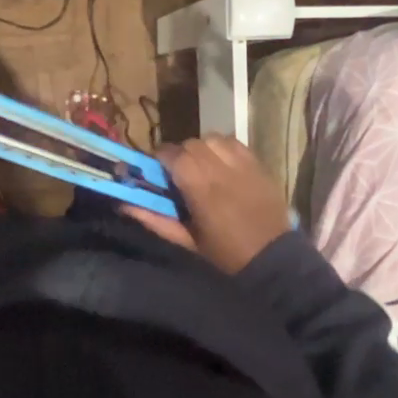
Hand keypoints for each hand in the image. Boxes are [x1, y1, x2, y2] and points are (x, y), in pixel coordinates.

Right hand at [123, 135, 290, 273]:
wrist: (273, 258)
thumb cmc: (225, 254)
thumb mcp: (186, 241)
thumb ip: (154, 220)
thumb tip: (124, 204)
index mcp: (201, 190)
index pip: (173, 155)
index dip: (160, 158)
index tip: (157, 171)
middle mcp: (221, 171)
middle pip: (191, 144)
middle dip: (179, 154)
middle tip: (178, 173)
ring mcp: (243, 165)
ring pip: (212, 138)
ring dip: (201, 148)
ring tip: (201, 166)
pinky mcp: (258, 165)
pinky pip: (234, 142)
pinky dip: (222, 147)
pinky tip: (221, 164)